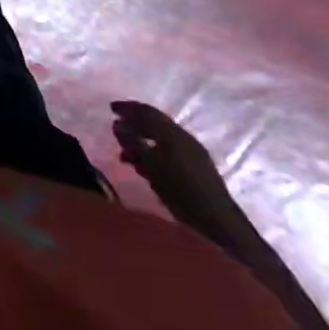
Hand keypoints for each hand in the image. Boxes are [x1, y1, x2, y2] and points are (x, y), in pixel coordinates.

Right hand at [110, 101, 238, 230]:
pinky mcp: (197, 167)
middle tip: (117, 126)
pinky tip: (145, 165)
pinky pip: (169, 151)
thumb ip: (132, 143)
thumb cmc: (180, 190)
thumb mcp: (150, 165)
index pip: (147, 111)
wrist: (217, 221)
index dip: (128, 108)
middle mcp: (184, 137)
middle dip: (135, 123)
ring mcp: (193, 152)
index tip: (111, 108)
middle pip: (155, 123)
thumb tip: (116, 124)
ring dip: (143, 140)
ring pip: (162, 138)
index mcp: (173, 133)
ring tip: (125, 152)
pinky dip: (154, 152)